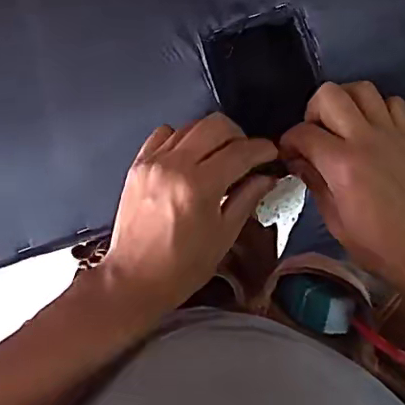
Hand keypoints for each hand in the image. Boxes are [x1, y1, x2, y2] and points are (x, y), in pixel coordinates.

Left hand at [97, 113, 278, 315]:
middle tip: (246, 154)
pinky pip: (164, 134)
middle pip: (216, 125)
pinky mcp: (138, 165)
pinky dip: (181, 138)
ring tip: (219, 157)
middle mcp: (175, 165)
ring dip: (211, 136)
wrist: (133, 280)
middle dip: (238, 135)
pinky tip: (189, 157)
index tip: (271, 153)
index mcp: (199, 186)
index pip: (240, 151)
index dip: (262, 149)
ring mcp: (153, 162)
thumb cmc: (182, 266)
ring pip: (191, 125)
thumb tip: (266, 177)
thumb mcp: (224, 235)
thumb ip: (247, 198)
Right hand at [279, 81, 404, 294]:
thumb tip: (298, 161)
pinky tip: (371, 128)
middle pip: (330, 94)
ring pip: (362, 88)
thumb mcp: (336, 222)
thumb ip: (315, 183)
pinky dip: (378, 107)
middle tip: (313, 134)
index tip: (288, 153)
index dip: (288, 140)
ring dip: (345, 100)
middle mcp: (366, 139)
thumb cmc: (381, 246)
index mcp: (343, 164)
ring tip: (340, 125)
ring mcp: (392, 133)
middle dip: (313, 110)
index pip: (303, 132)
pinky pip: (392, 103)